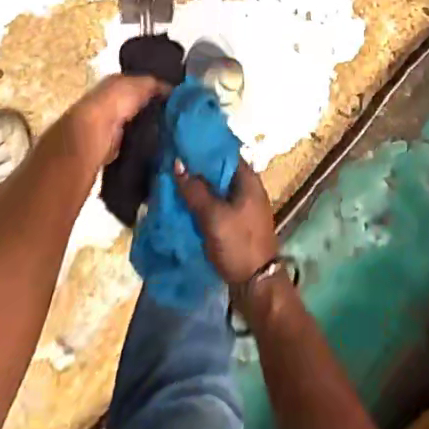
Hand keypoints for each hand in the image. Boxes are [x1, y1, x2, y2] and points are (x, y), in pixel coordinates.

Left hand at [66, 74, 165, 165]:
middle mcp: (113, 99)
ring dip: (150, 123)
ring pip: (137, 119)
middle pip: (139, 101)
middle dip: (155, 106)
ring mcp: (112, 120)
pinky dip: (143, 137)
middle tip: (176, 113)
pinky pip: (134, 136)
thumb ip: (158, 84)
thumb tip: (173, 89)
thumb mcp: (144, 83)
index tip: (175, 97)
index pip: (140, 82)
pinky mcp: (114, 139)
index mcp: (117, 81)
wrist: (97, 129)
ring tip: (171, 127)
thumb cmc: (119, 99)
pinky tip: (158, 139)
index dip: (157, 88)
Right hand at [177, 159, 279, 288]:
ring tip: (173, 180)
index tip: (181, 143)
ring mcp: (243, 206)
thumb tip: (178, 162)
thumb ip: (195, 190)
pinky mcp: (236, 222)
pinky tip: (184, 203)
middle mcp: (247, 188)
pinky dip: (202, 202)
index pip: (224, 152)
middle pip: (219, 170)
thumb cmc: (238, 244)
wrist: (257, 284)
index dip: (203, 146)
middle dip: (197, 167)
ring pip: (216, 189)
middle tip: (172, 162)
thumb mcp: (213, 216)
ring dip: (198, 186)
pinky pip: (216, 205)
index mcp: (248, 179)